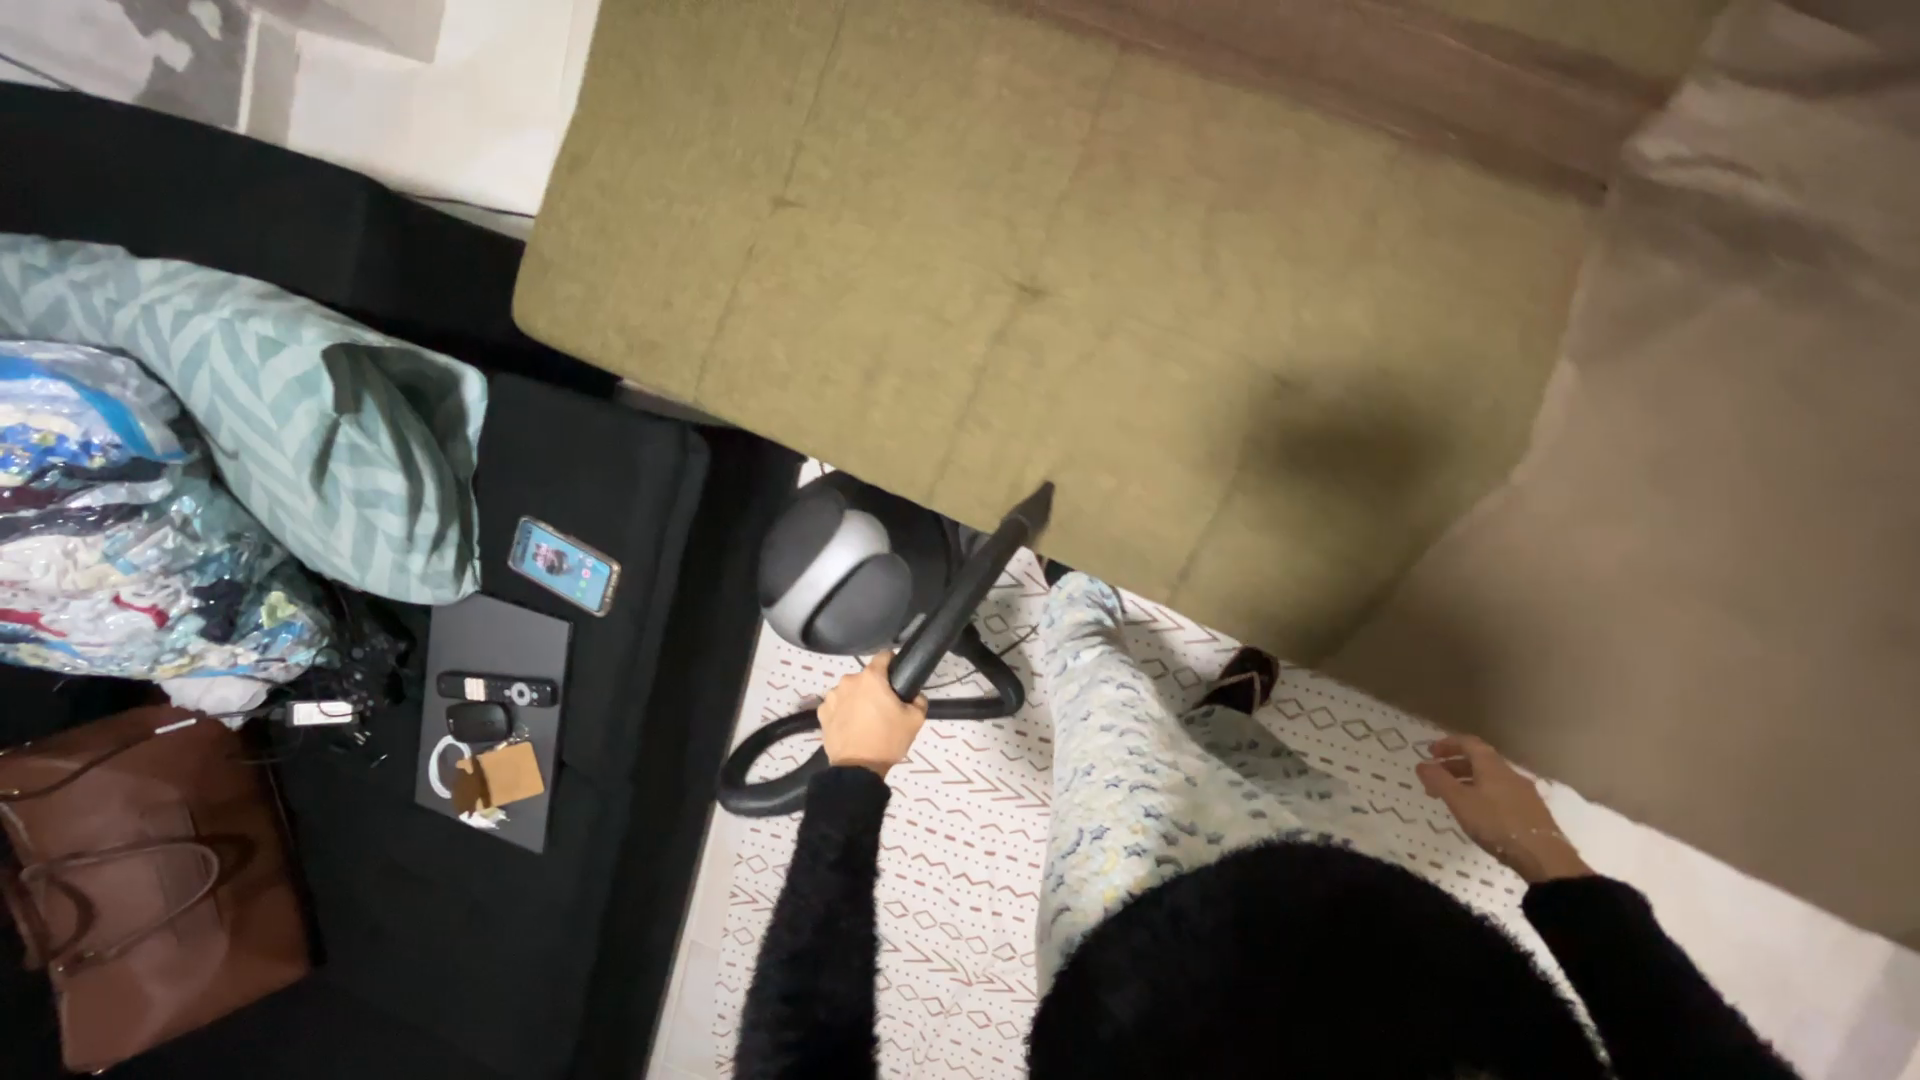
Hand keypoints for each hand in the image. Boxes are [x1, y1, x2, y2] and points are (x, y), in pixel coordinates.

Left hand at [817, 651, 927, 776]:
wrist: (858, 769)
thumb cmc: (888, 740)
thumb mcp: (915, 720)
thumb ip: (919, 699)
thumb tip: (913, 695)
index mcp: (871, 677)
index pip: (884, 656)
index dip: (893, 663)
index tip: (898, 676)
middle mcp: (848, 681)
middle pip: (866, 677)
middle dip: (875, 688)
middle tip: (885, 708)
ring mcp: (832, 696)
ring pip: (850, 691)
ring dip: (857, 699)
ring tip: (866, 720)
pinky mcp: (821, 713)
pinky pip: (837, 705)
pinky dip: (844, 711)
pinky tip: (851, 727)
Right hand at [1416, 734, 1592, 884]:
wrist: (1545, 857)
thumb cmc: (1496, 823)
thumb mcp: (1459, 801)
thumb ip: (1438, 780)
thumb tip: (1422, 764)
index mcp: (1492, 766)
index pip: (1469, 743)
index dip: (1447, 744)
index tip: (1430, 753)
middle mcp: (1510, 774)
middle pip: (1479, 760)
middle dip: (1454, 765)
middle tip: (1435, 778)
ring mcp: (1524, 792)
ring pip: (1490, 778)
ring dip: (1467, 781)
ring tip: (1452, 798)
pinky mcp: (1531, 811)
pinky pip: (1500, 793)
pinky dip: (1482, 794)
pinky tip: (1477, 813)